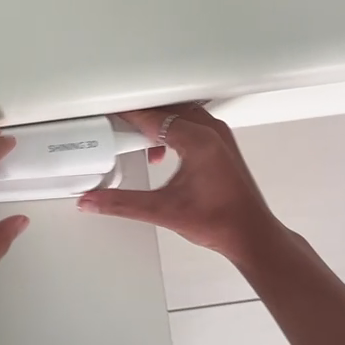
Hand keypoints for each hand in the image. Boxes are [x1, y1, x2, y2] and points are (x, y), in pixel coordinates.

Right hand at [76, 104, 285, 263]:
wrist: (250, 235)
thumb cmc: (222, 222)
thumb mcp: (162, 210)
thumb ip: (122, 203)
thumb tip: (94, 200)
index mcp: (198, 140)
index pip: (153, 117)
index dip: (127, 116)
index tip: (110, 114)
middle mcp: (212, 132)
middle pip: (167, 109)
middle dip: (142, 117)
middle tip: (120, 126)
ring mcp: (220, 137)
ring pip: (181, 114)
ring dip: (159, 124)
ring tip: (139, 142)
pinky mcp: (222, 145)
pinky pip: (193, 124)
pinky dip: (173, 131)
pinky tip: (163, 153)